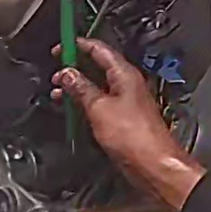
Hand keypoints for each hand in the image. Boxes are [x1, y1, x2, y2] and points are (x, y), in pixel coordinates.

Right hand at [53, 38, 206, 209]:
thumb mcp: (99, 108)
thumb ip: (81, 88)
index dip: (78, 45)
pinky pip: (101, 103)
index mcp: (124, 74)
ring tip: (59, 92)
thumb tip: (68, 74)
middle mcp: (127, 84)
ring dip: (78, 87)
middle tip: (56, 72)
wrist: (153, 165)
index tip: (61, 47)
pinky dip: (86, 103)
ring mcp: (126, 102)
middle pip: (98, 66)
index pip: (99, 49)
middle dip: (75, 68)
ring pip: (98, 86)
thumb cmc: (135, 137)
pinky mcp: (123, 119)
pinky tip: (73, 110)